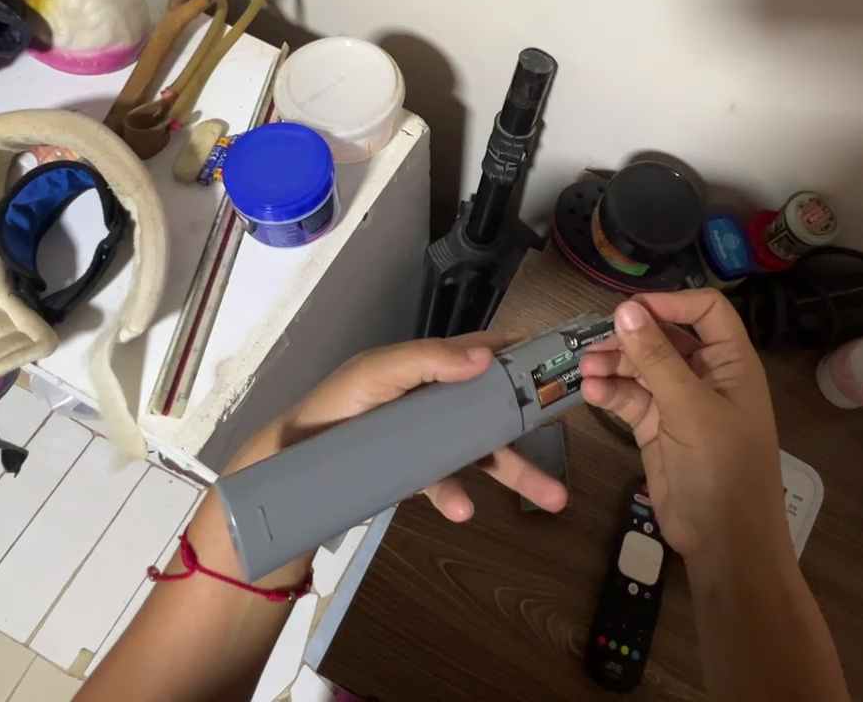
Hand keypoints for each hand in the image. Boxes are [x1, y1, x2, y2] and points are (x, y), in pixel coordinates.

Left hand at [226, 330, 568, 520]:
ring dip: (515, 470)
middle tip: (568, 433)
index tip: (559, 360)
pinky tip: (462, 509)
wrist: (294, 463)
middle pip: (493, 406)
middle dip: (531, 422)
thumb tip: (485, 356)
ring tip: (551, 496)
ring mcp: (429, 436)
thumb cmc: (338, 405)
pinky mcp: (415, 470)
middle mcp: (435, 398)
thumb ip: (429, 361)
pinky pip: (447, 481)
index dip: (519, 354)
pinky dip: (458, 495)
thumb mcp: (380, 372)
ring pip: (482, 450)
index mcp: (429, 365)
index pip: (483, 353)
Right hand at [579, 292, 783, 561]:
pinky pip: (629, 397)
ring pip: (641, 367)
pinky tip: (591, 393)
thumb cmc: (722, 469)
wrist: (724, 544)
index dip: (671, 303)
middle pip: (664, 337)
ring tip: (586, 370)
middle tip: (596, 345)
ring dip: (613, 365)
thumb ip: (656, 358)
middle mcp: (705, 375)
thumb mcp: (690, 408)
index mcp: (730, 362)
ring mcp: (678, 401)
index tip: (632, 308)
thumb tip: (626, 308)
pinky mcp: (655, 426)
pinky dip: (610, 392)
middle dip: (630, 338)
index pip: (705, 311)